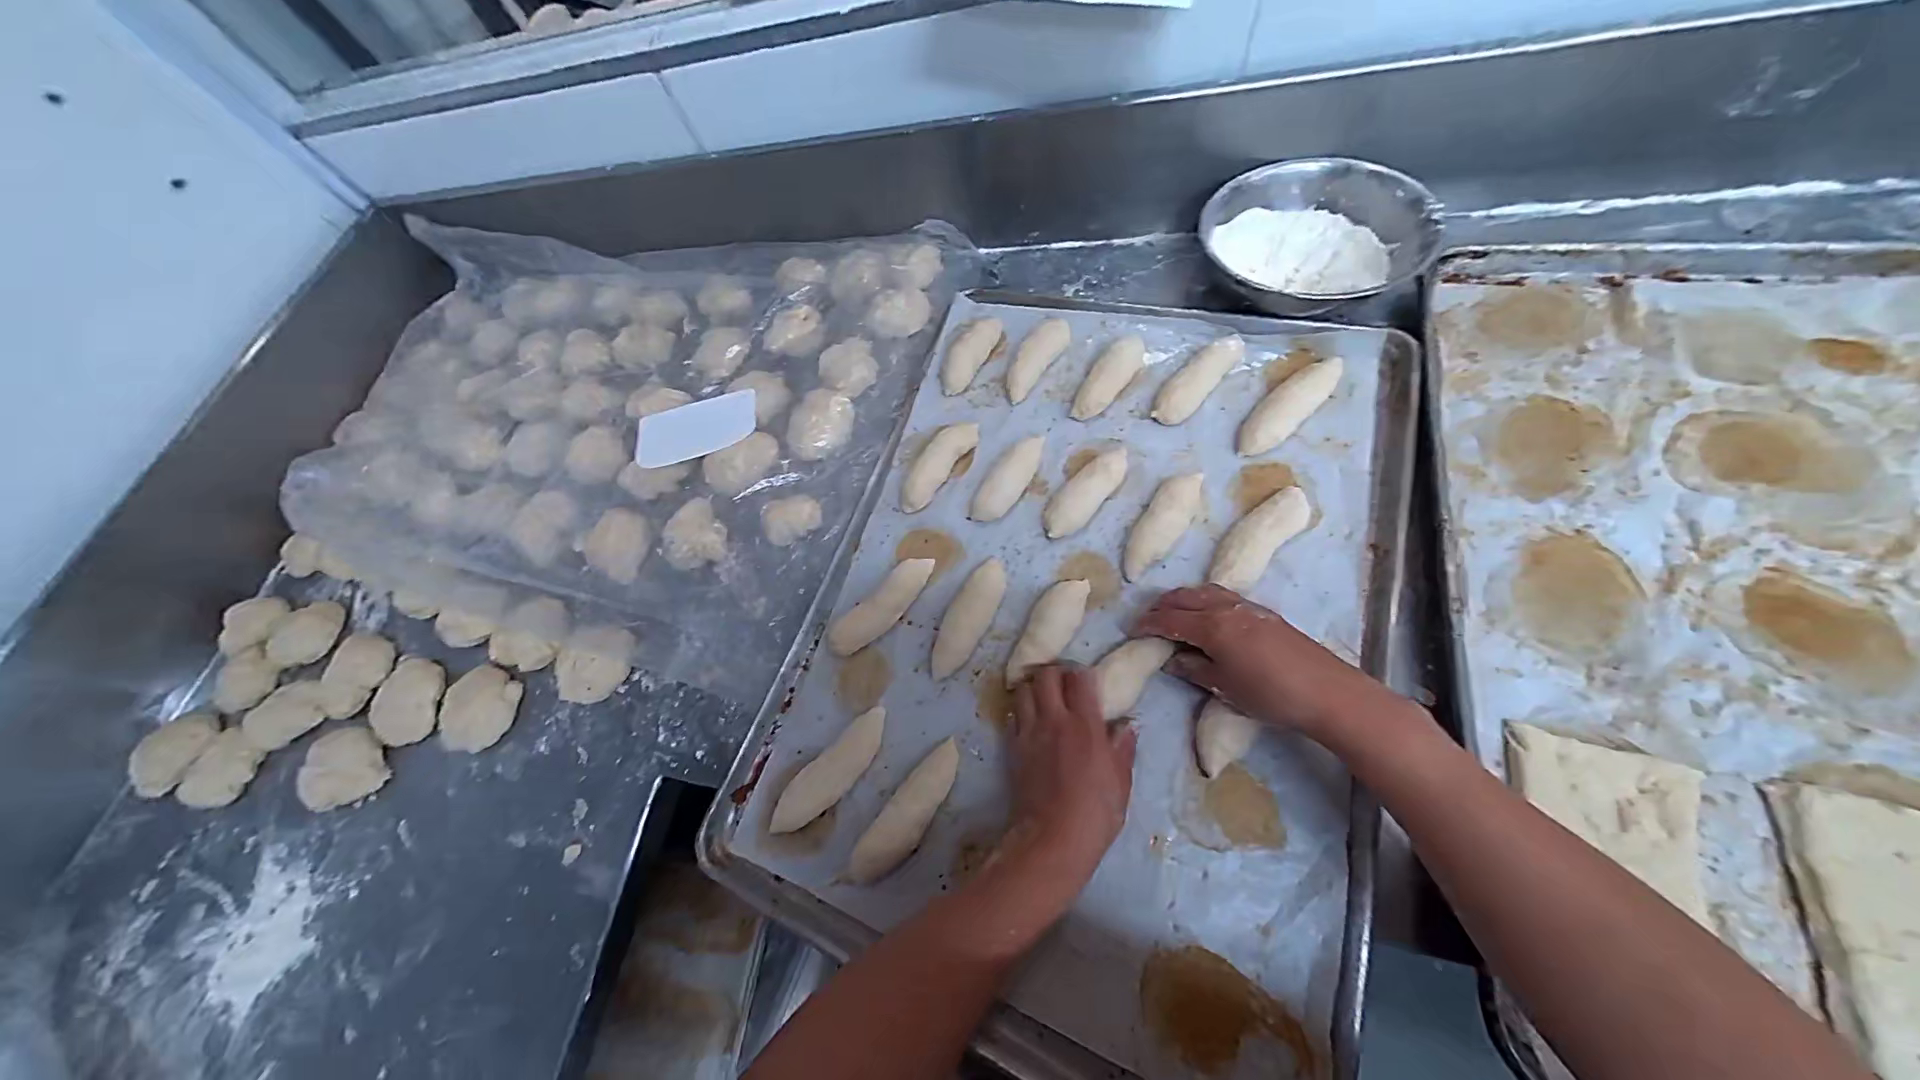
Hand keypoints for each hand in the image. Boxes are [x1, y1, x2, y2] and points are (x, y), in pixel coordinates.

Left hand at [1000, 665, 1136, 896]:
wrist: (1052, 838)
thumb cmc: (1096, 814)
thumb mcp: (1121, 783)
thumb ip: (1122, 750)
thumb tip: (1127, 727)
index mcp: (1086, 725)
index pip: (1080, 679)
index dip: (1084, 674)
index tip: (1088, 682)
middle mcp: (1055, 720)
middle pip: (1046, 675)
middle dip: (1055, 673)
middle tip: (1064, 685)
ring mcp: (1030, 732)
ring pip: (1024, 690)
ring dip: (1034, 688)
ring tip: (1045, 699)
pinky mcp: (1013, 747)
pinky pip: (1014, 716)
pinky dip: (1022, 712)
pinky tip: (1032, 723)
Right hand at [1136, 584, 1393, 740]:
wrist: (1327, 692)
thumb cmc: (1271, 694)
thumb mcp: (1225, 688)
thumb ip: (1194, 670)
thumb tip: (1171, 660)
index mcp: (1212, 627)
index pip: (1170, 620)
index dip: (1148, 624)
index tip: (1132, 631)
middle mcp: (1227, 609)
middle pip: (1185, 598)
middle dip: (1161, 606)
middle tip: (1146, 619)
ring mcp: (1247, 607)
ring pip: (1204, 592)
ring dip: (1183, 599)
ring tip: (1172, 612)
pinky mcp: (1263, 612)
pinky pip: (1222, 595)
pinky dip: (1203, 599)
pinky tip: (1205, 614)